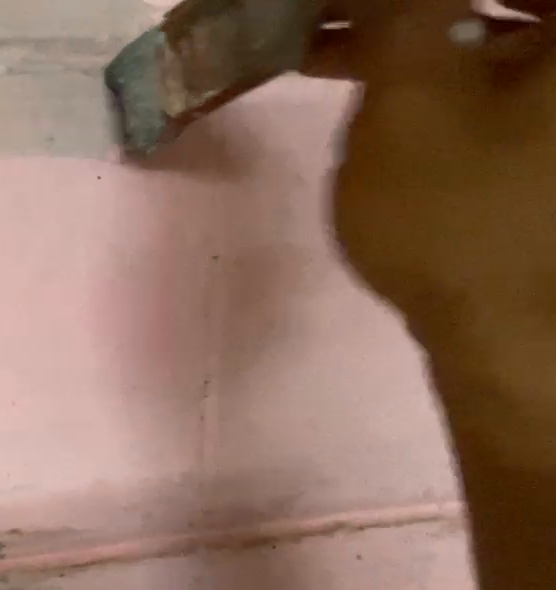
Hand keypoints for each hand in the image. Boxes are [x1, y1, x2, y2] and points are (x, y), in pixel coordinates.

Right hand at [312, 0, 555, 354]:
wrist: (505, 314)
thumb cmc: (456, 213)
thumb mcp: (410, 104)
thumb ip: (396, 11)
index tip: (310, 8)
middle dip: (383, 5)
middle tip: (304, 19)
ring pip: (480, 14)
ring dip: (393, 21)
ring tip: (306, 39)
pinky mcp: (548, 96)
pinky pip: (484, 40)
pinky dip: (417, 42)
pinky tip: (348, 59)